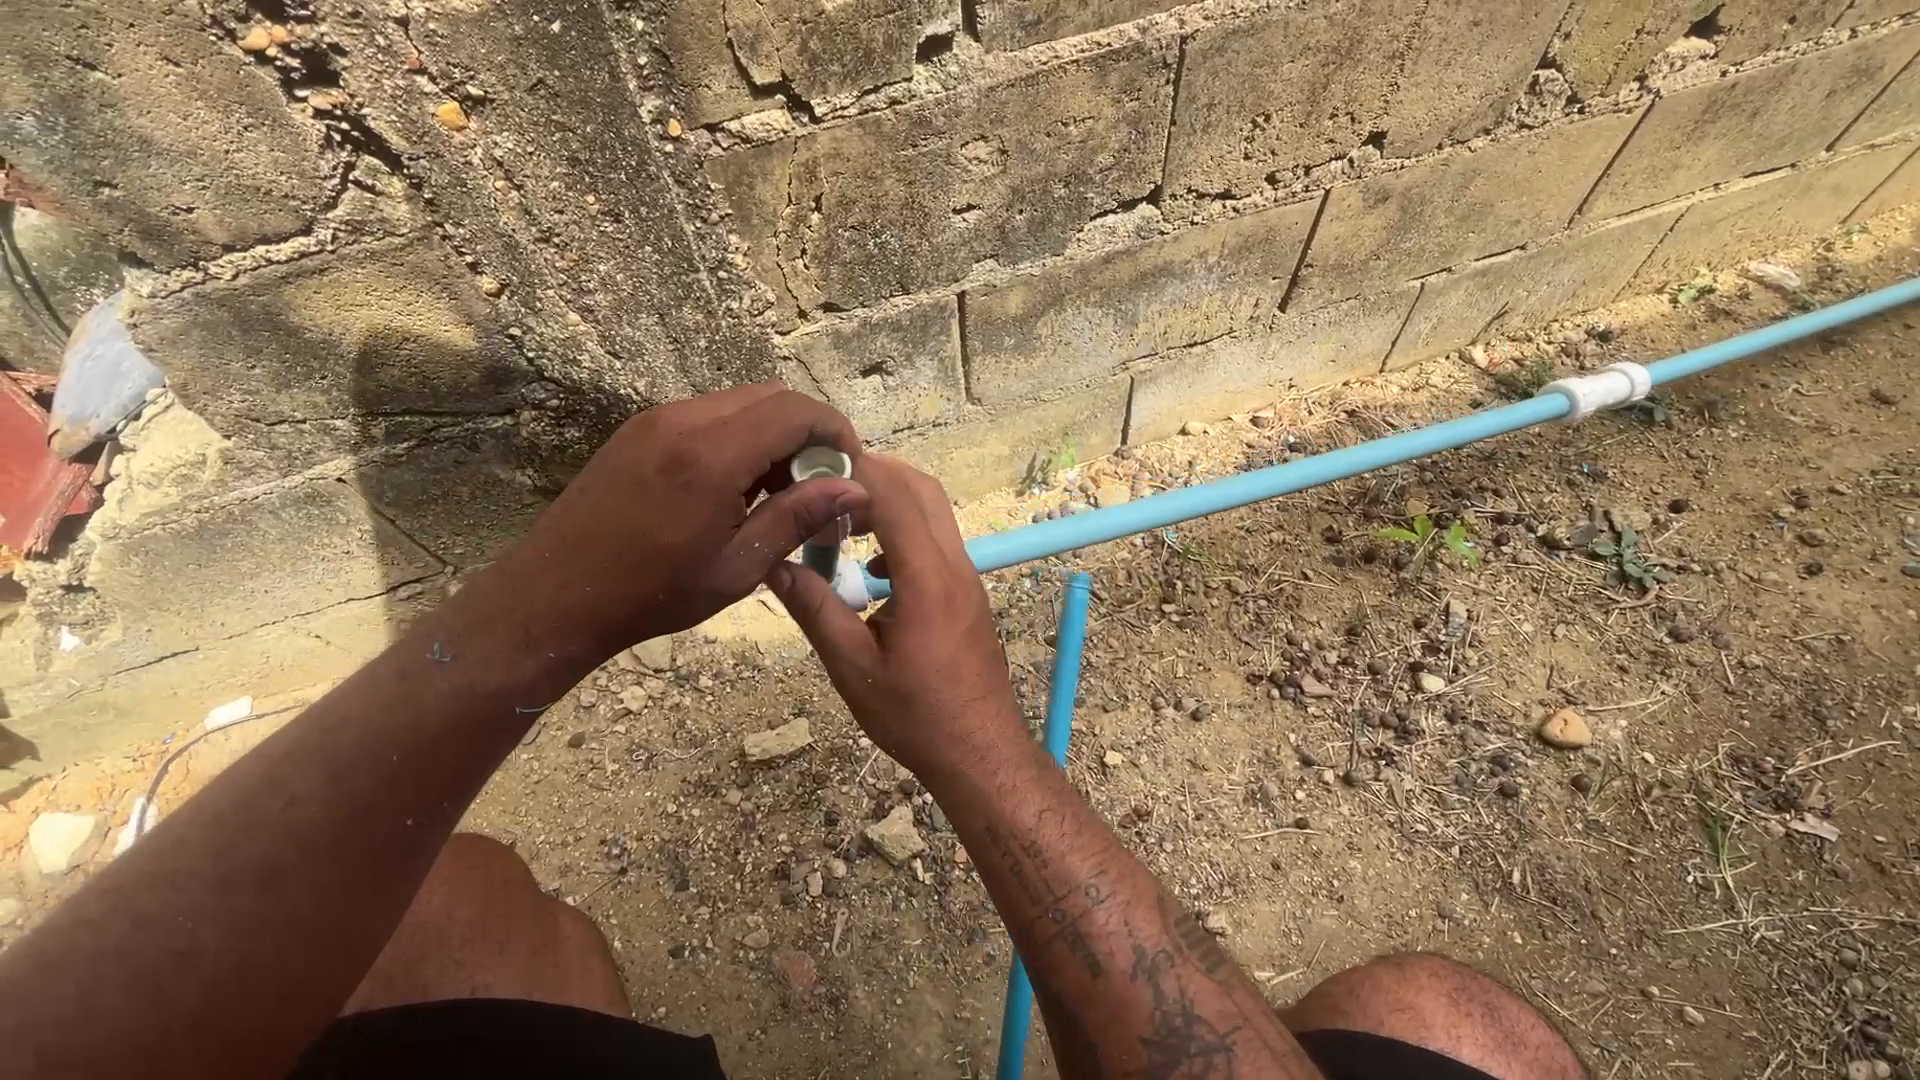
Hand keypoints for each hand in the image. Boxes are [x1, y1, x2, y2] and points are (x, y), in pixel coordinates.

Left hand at [488, 382, 866, 659]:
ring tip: (776, 494)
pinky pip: (708, 416)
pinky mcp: (639, 430)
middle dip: (808, 433)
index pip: (796, 410)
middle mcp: (684, 419)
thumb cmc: (653, 593)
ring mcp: (656, 419)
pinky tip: (734, 489)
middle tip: (816, 486)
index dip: (836, 432)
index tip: (850, 470)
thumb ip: (798, 517)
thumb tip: (854, 488)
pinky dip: (739, 439)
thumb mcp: (738, 566)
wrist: (555, 596)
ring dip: (773, 436)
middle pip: (772, 396)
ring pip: (740, 403)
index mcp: (711, 455)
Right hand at [767, 455, 1022, 776]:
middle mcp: (955, 567)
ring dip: (892, 503)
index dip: (857, 473)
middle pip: (923, 492)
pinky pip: (938, 543)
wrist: (980, 752)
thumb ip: (815, 610)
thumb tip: (773, 565)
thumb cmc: (915, 716)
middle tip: (824, 482)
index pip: (896, 498)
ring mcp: (968, 580)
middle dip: (875, 475)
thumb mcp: (853, 667)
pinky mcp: (968, 595)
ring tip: (842, 519)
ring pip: (935, 514)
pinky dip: (905, 534)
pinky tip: (874, 571)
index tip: (814, 467)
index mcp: (928, 578)